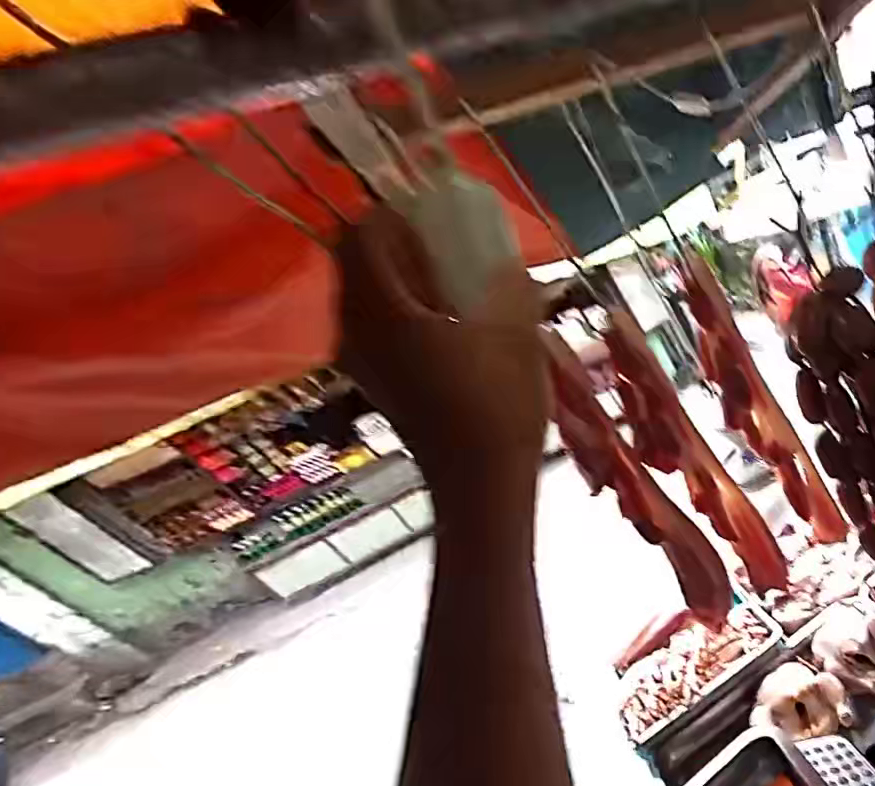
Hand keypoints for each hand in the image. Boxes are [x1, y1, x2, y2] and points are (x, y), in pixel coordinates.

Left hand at [335, 208, 550, 489]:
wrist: (481, 482)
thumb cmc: (500, 409)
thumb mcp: (517, 340)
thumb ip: (508, 289)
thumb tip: (507, 260)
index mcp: (384, 310)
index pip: (364, 233)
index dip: (397, 215)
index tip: (439, 218)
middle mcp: (356, 330)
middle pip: (359, 263)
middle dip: (399, 248)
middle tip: (448, 252)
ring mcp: (361, 361)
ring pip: (367, 297)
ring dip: (403, 282)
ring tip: (454, 291)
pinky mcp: (377, 384)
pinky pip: (376, 328)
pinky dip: (403, 314)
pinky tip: (449, 332)